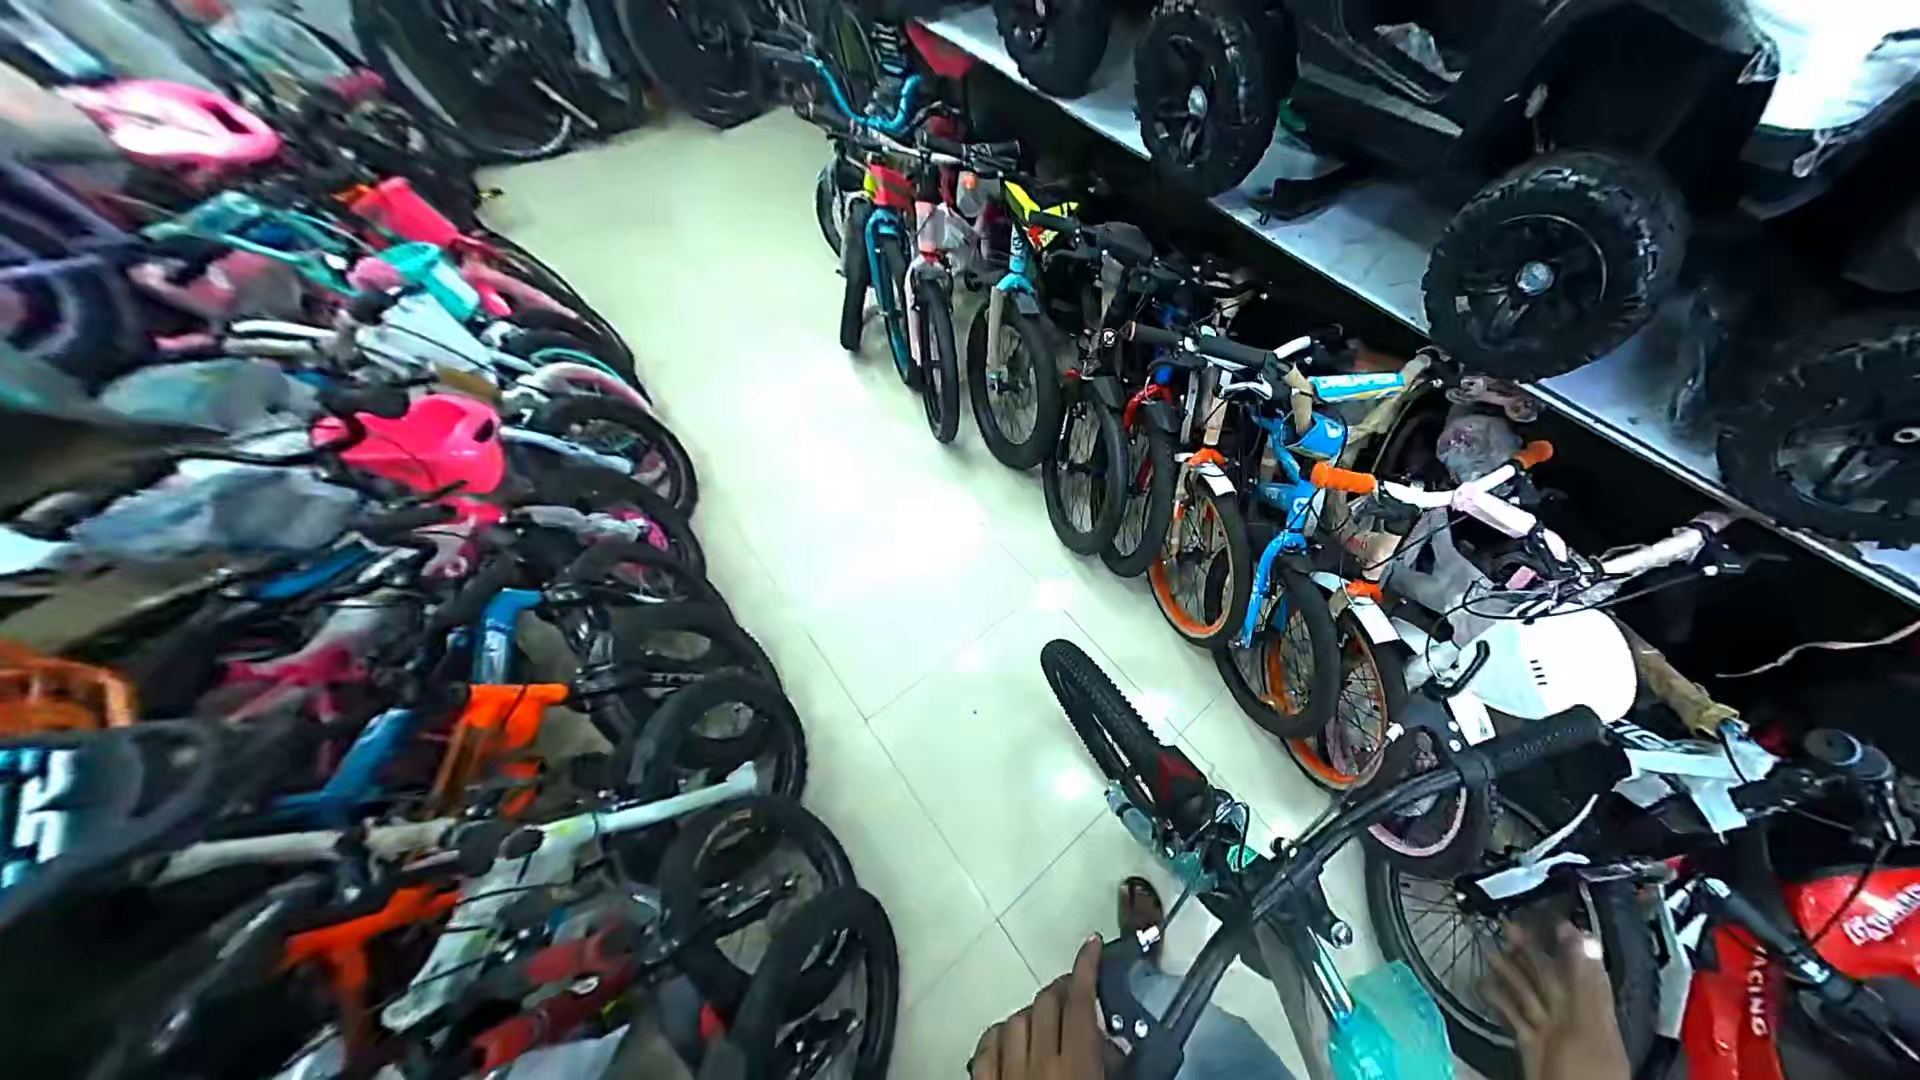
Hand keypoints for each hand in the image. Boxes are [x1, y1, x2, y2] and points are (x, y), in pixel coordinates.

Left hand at [972, 935, 1106, 1079]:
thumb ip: (1108, 1064)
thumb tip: (1113, 1042)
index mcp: (1076, 1068)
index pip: (1080, 1002)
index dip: (1087, 967)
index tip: (1092, 943)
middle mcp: (1040, 1063)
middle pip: (1046, 1001)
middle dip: (1062, 990)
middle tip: (1075, 993)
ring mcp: (1007, 1073)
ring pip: (1016, 1017)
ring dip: (1032, 1013)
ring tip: (1046, 1022)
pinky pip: (987, 1045)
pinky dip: (1000, 1035)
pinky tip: (1009, 1038)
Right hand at [1479, 922, 1630, 1079]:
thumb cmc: (1585, 1071)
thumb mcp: (1585, 1023)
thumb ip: (1582, 981)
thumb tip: (1586, 939)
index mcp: (1591, 1012)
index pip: (1584, 970)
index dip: (1572, 945)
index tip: (1556, 919)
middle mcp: (1571, 1019)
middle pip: (1549, 978)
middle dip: (1528, 951)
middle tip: (1506, 925)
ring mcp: (1549, 1032)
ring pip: (1527, 993)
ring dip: (1507, 971)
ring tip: (1488, 950)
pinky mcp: (1529, 1045)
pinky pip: (1511, 1015)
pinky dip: (1495, 998)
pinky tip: (1482, 985)